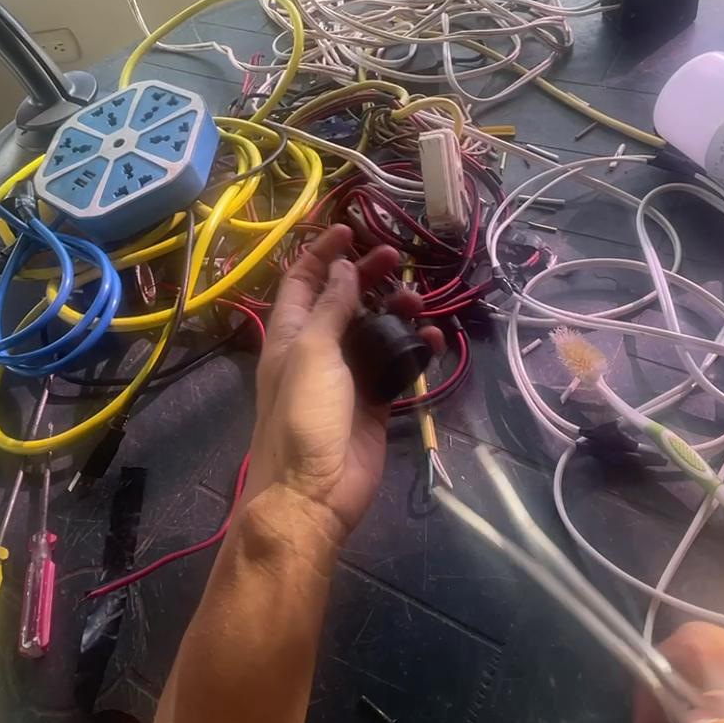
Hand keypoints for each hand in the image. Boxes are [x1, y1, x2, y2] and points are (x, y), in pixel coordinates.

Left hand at [246, 224, 443, 539]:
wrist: (314, 492)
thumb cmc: (302, 415)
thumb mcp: (311, 352)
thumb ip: (330, 308)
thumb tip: (344, 269)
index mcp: (290, 332)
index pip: (302, 280)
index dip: (322, 253)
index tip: (349, 229)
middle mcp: (318, 347)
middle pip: (343, 299)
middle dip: (367, 274)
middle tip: (396, 257)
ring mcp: (349, 373)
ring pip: (375, 328)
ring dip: (395, 309)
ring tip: (417, 300)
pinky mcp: (376, 398)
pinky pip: (398, 363)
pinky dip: (415, 347)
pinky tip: (433, 339)